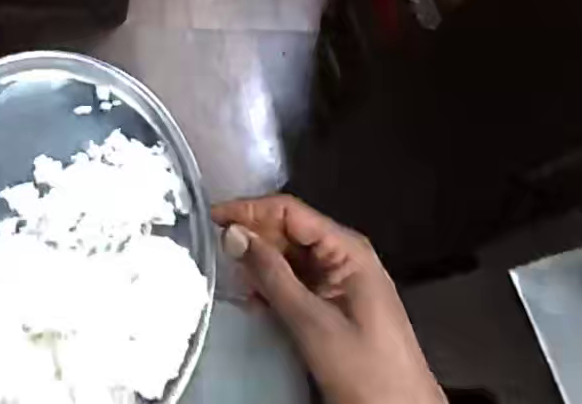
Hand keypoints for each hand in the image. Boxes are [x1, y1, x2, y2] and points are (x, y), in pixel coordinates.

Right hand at [214, 195, 444, 403]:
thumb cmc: (366, 372)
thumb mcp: (312, 323)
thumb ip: (271, 275)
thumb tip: (233, 233)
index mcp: (346, 248)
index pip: (290, 211)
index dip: (250, 209)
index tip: (214, 217)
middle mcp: (343, 254)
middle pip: (288, 230)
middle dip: (254, 237)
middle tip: (218, 249)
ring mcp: (339, 279)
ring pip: (289, 256)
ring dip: (260, 263)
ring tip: (232, 276)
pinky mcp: (334, 303)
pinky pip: (296, 280)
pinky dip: (272, 285)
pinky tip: (253, 298)